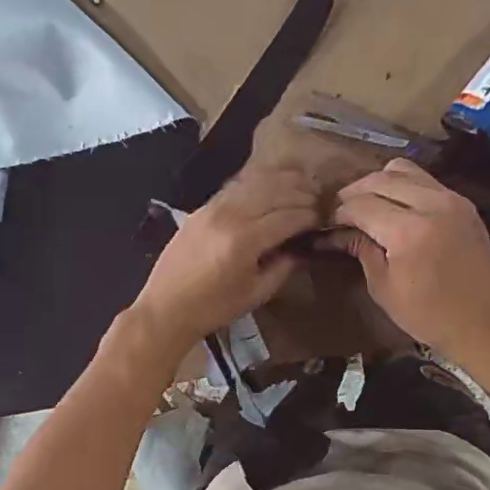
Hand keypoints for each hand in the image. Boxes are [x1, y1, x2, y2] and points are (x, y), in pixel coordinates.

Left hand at [130, 164, 318, 351]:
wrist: (166, 309)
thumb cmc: (212, 309)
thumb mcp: (255, 294)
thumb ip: (283, 267)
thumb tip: (301, 247)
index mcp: (245, 241)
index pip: (289, 215)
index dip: (311, 216)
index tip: (323, 219)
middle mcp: (229, 216)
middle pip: (275, 190)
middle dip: (301, 193)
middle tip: (317, 201)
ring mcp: (212, 208)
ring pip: (254, 181)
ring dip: (281, 180)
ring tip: (299, 186)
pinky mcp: (200, 209)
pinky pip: (234, 186)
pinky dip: (256, 182)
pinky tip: (268, 187)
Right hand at [329, 158, 489, 356]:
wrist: (482, 319)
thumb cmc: (425, 313)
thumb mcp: (383, 287)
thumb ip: (362, 251)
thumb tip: (340, 233)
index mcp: (407, 232)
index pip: (362, 205)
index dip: (340, 212)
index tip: (328, 223)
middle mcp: (431, 205)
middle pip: (382, 179)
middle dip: (355, 191)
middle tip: (340, 209)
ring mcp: (452, 199)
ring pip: (405, 170)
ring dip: (379, 182)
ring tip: (366, 202)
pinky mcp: (463, 203)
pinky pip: (425, 180)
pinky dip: (402, 185)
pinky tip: (392, 206)